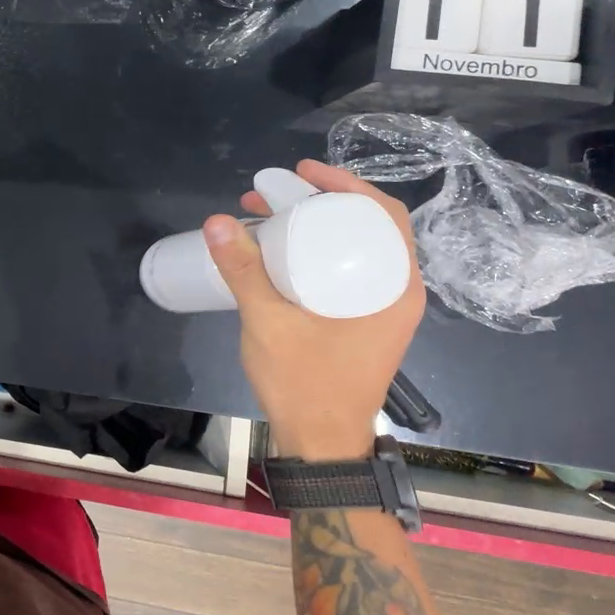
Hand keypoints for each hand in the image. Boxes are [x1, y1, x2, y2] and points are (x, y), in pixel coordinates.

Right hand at [203, 159, 424, 461]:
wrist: (321, 441)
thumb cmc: (305, 382)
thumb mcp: (268, 322)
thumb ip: (244, 271)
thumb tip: (217, 221)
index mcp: (394, 287)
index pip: (385, 215)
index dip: (345, 184)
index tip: (300, 172)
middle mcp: (398, 292)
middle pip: (370, 228)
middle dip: (320, 202)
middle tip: (272, 193)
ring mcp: (381, 309)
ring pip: (357, 250)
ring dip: (315, 227)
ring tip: (266, 218)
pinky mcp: (362, 322)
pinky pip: (347, 271)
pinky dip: (317, 252)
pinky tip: (279, 254)